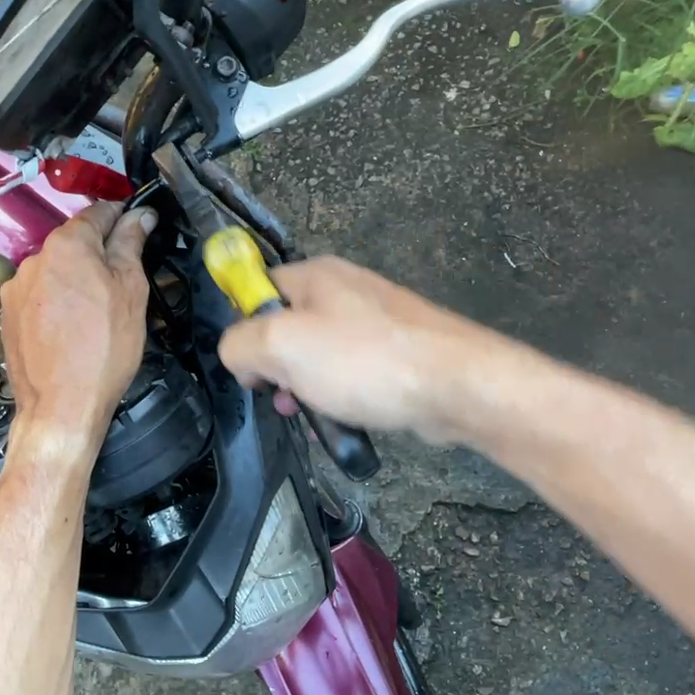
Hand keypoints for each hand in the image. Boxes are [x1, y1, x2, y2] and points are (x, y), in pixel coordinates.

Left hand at [0, 202, 155, 443]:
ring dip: (75, 281)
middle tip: (123, 281)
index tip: (136, 225)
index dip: (120, 216)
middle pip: (73, 244)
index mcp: (66, 245)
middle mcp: (33, 259)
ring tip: (96, 313)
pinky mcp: (7, 316)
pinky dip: (56, 303)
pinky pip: (39, 297)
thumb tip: (138, 215)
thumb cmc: (103, 350)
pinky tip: (71, 329)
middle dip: (97, 255)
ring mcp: (15, 289)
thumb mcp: (130, 292)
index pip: (96, 213)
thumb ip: (130, 245)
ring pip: (54, 272)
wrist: (60, 407)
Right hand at [217, 256, 511, 444]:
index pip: (258, 290)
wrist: (456, 386)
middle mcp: (345, 290)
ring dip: (304, 388)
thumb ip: (239, 344)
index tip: (248, 366)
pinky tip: (341, 420)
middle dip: (275, 367)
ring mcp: (376, 322)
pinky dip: (338, 397)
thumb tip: (238, 356)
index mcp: (316, 274)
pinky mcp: (398, 353)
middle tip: (281, 396)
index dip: (243, 328)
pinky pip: (350, 374)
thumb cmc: (363, 361)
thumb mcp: (280, 346)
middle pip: (286, 327)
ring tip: (309, 415)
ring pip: (318, 355)